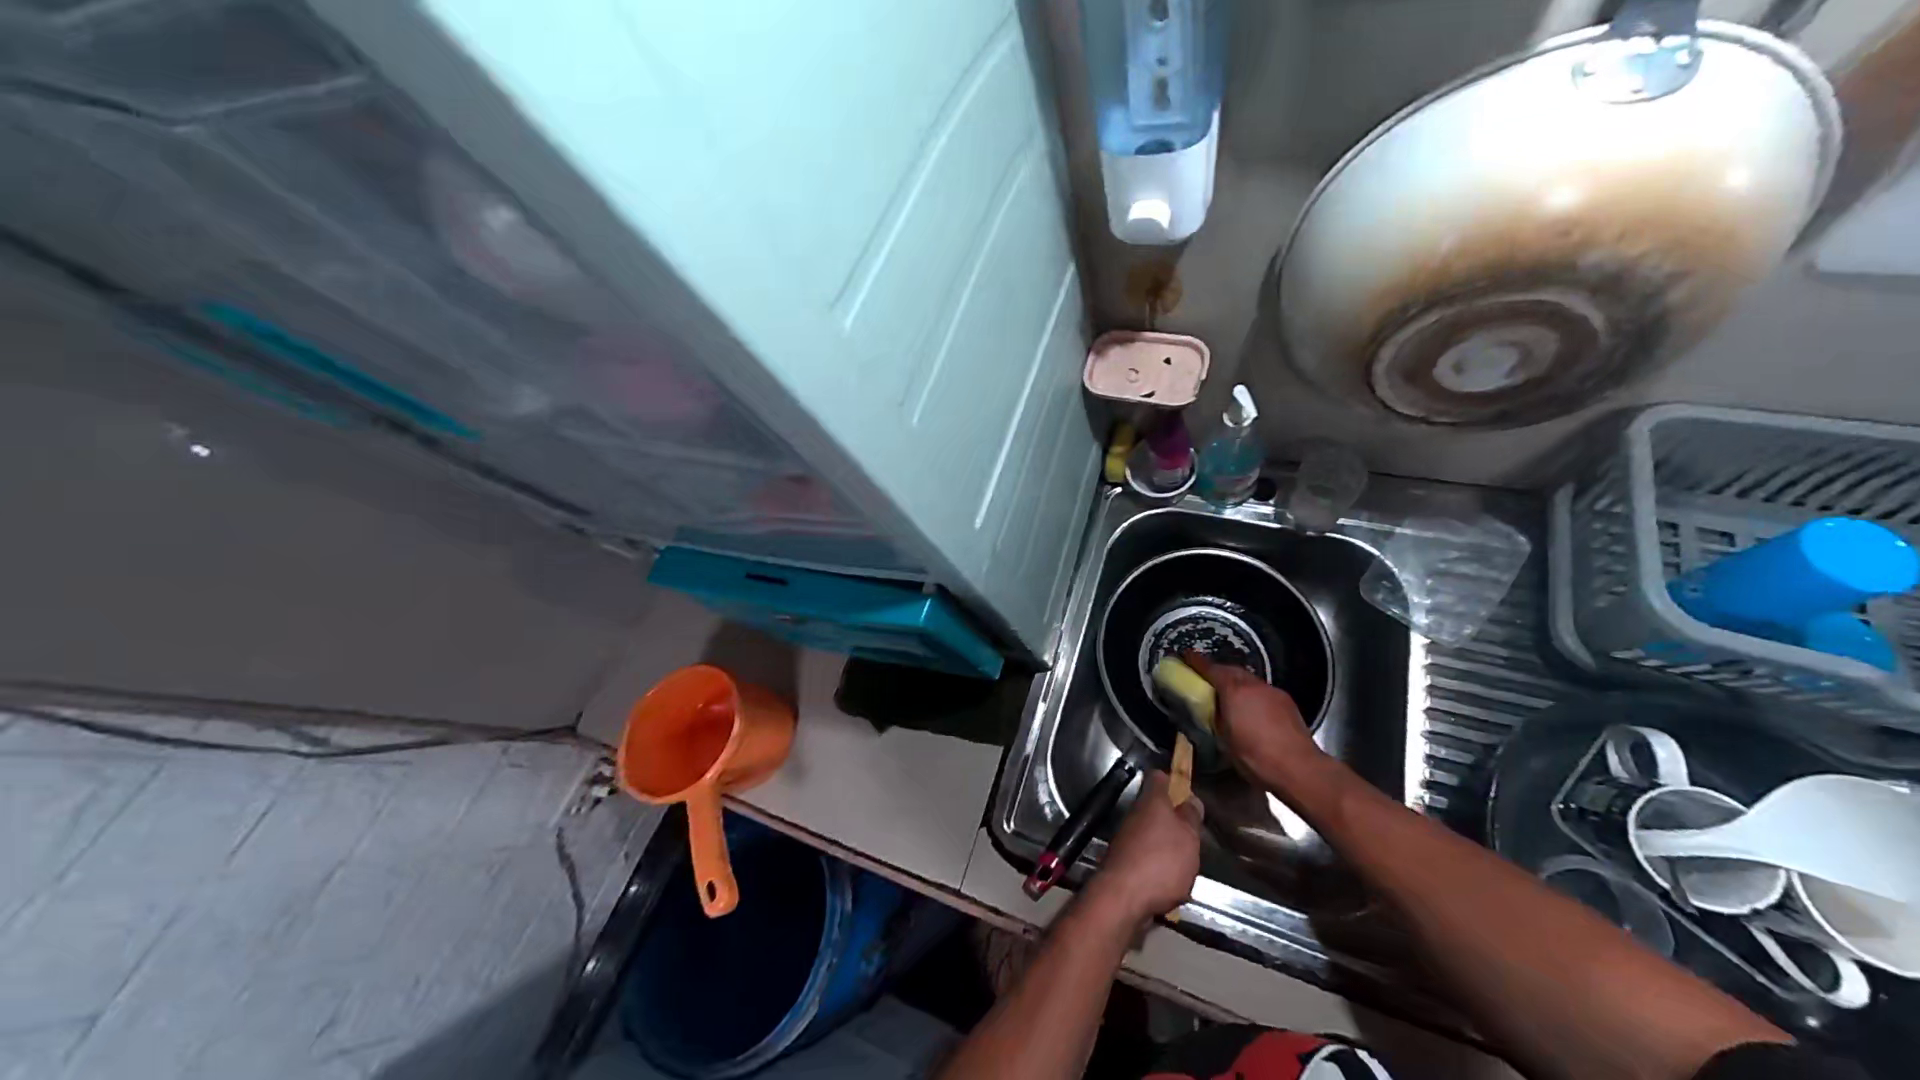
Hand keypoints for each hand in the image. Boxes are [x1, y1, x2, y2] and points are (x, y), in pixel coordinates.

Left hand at [1087, 771, 1202, 924]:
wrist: (1123, 898)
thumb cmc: (1161, 861)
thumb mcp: (1188, 837)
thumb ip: (1190, 817)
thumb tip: (1190, 799)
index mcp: (1150, 801)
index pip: (1158, 777)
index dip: (1173, 781)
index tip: (1188, 793)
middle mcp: (1135, 815)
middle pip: (1156, 810)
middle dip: (1175, 823)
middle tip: (1194, 837)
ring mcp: (1127, 840)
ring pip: (1153, 837)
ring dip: (1169, 849)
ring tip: (1187, 866)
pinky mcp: (1124, 864)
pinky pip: (1147, 860)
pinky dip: (1159, 870)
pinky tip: (1172, 886)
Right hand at [1183, 652, 1323, 792]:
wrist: (1299, 769)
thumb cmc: (1255, 756)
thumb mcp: (1224, 739)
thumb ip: (1214, 717)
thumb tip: (1210, 709)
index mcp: (1234, 690)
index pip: (1211, 669)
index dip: (1196, 662)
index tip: (1186, 656)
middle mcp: (1254, 684)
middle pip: (1232, 670)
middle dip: (1217, 670)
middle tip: (1205, 677)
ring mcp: (1273, 691)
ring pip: (1249, 680)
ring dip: (1236, 683)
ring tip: (1228, 695)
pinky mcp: (1287, 702)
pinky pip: (1262, 691)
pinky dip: (1252, 694)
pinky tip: (1251, 708)